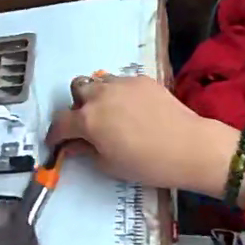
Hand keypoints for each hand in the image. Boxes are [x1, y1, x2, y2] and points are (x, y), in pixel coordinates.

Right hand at [46, 74, 236, 194]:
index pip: (60, 122)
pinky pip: (121, 81)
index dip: (56, 135)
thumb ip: (87, 151)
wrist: (188, 146)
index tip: (58, 143)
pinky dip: (119, 92)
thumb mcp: (109, 165)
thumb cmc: (146, 163)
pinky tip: (132, 108)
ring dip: (97, 95)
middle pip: (77, 90)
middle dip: (77, 106)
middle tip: (87, 124)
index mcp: (88, 119)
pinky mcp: (143, 79)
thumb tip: (74, 145)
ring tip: (109, 112)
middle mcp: (101, 95)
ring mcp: (123, 83)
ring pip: (99, 81)